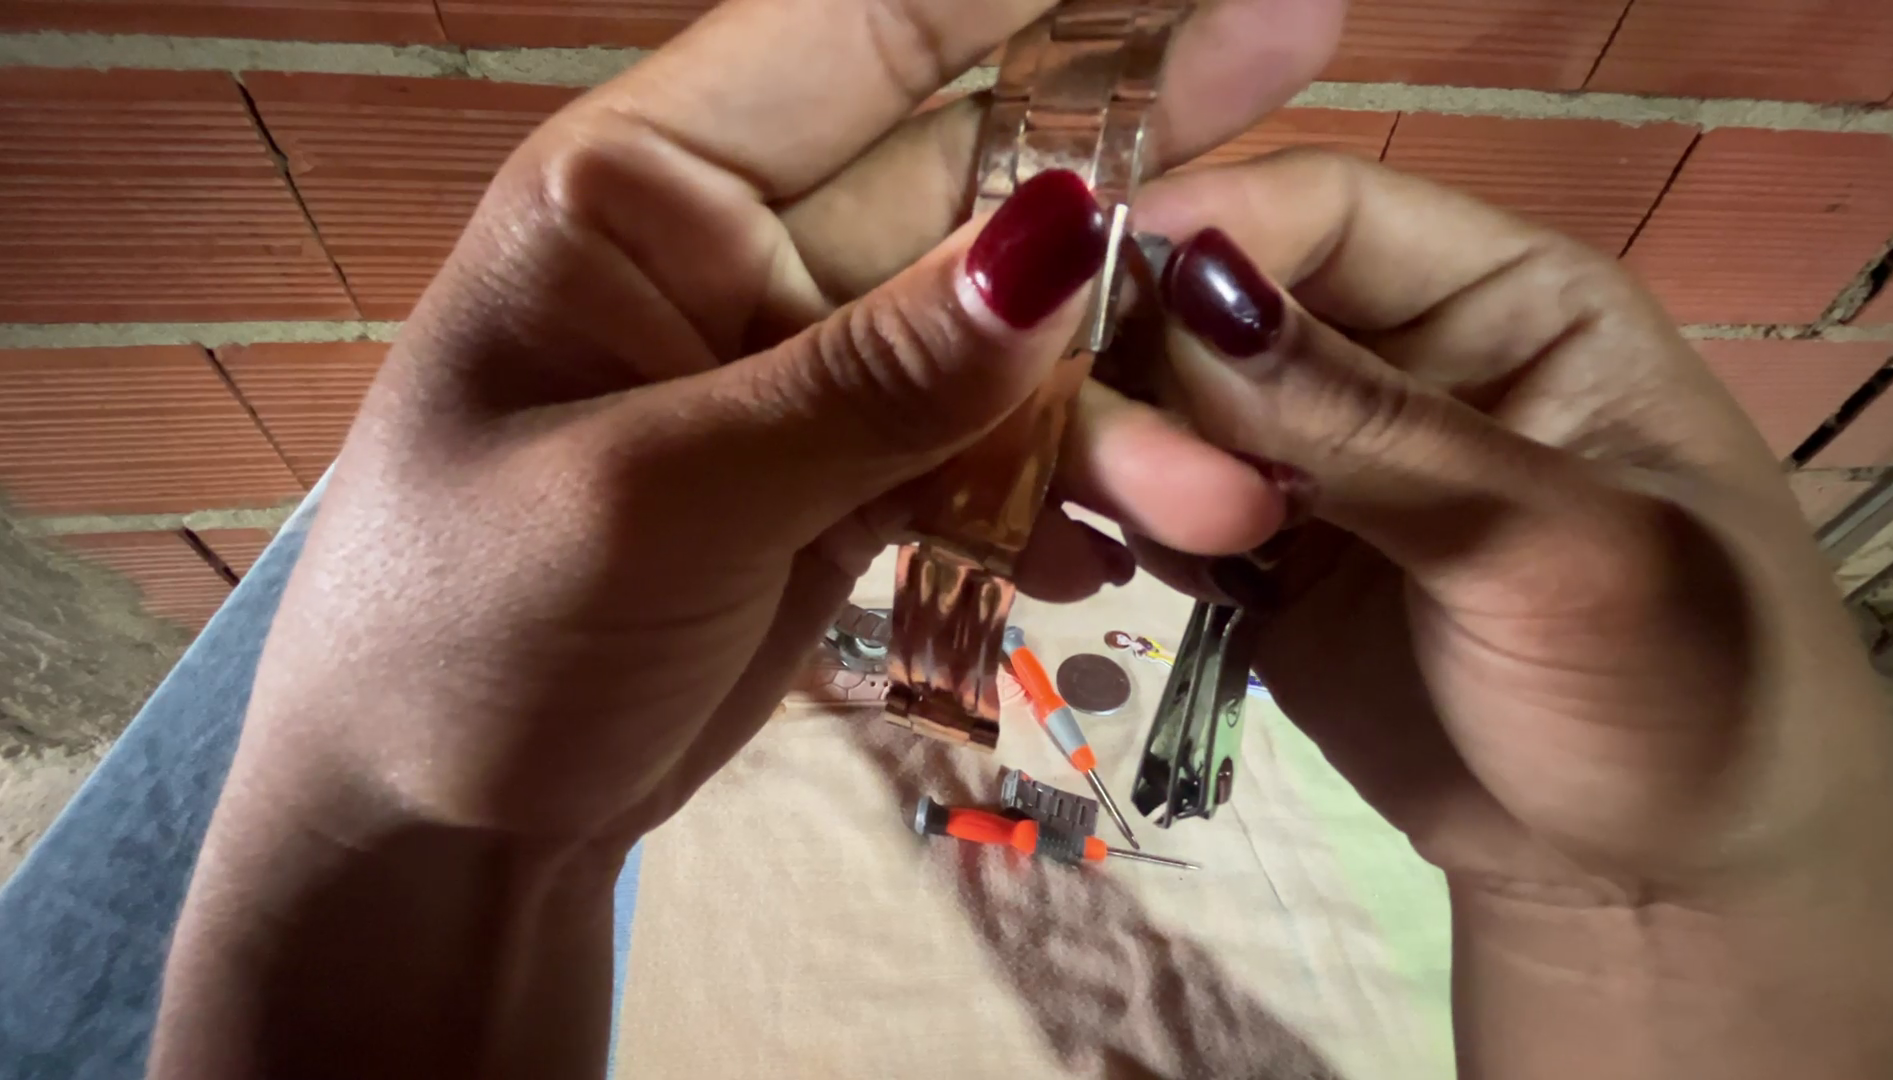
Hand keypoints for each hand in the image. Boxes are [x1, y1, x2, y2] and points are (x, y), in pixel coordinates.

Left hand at [234, 0, 1341, 842]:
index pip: (863, 40)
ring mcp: (807, 384)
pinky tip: (1104, 546)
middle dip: (1128, 153)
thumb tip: (1061, 245)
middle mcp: (742, 270)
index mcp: (651, 203)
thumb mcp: (662, 497)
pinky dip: (1047, 496)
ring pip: (996, 346)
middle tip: (1292, 56)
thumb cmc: (482, 636)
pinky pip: (976, 457)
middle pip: (966, 187)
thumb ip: (864, 379)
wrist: (459, 801)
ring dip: (1109, 399)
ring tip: (1222, 463)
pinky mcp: (845, 484)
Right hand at [1120, 151, 1892, 1076]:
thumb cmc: (1666, 697)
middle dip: (1152, 380)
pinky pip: (1139, 501)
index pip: (1319, 211)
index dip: (1207, 228)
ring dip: (1125, 465)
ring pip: (1151, 410)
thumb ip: (1369, 428)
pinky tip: (1109, 573)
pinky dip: (1109, 524)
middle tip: (1147, 486)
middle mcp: (1373, 363)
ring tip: (1182, 555)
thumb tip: (1192, 301)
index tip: (1084, 281)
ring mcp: (1291, 462)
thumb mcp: (1546, 551)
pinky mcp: (1236, 546)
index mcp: (1491, 303)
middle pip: (1205, 311)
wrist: (1616, 867)